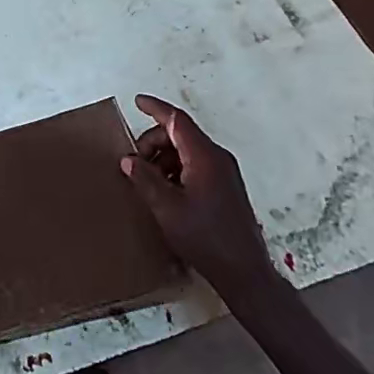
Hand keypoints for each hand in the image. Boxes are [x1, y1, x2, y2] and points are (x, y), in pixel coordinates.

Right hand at [121, 94, 277, 290]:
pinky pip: (196, 164)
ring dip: (164, 157)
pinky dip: (176, 169)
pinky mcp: (226, 187)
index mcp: (205, 156)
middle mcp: (218, 158)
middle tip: (135, 162)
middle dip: (153, 142)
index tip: (137, 101)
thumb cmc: (205, 238)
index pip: (176, 121)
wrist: (244, 272)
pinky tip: (165, 190)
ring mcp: (225, 172)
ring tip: (148, 180)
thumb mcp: (166, 208)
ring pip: (187, 150)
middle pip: (180, 134)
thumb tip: (129, 160)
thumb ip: (145, 179)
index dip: (155, 109)